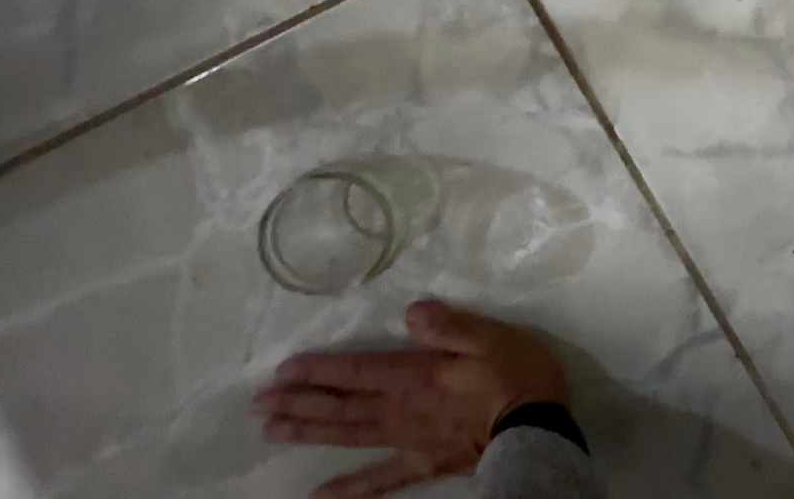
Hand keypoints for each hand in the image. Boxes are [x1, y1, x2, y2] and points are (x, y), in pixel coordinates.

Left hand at [252, 300, 570, 498]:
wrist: (535, 427)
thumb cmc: (516, 373)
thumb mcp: (491, 336)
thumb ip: (449, 325)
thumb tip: (410, 312)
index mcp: (417, 374)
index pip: (358, 370)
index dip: (320, 369)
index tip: (283, 370)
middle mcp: (402, 408)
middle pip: (343, 405)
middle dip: (300, 401)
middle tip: (259, 403)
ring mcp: (408, 440)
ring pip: (349, 435)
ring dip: (311, 431)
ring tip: (273, 430)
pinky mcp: (423, 463)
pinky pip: (379, 480)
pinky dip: (349, 489)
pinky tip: (321, 495)